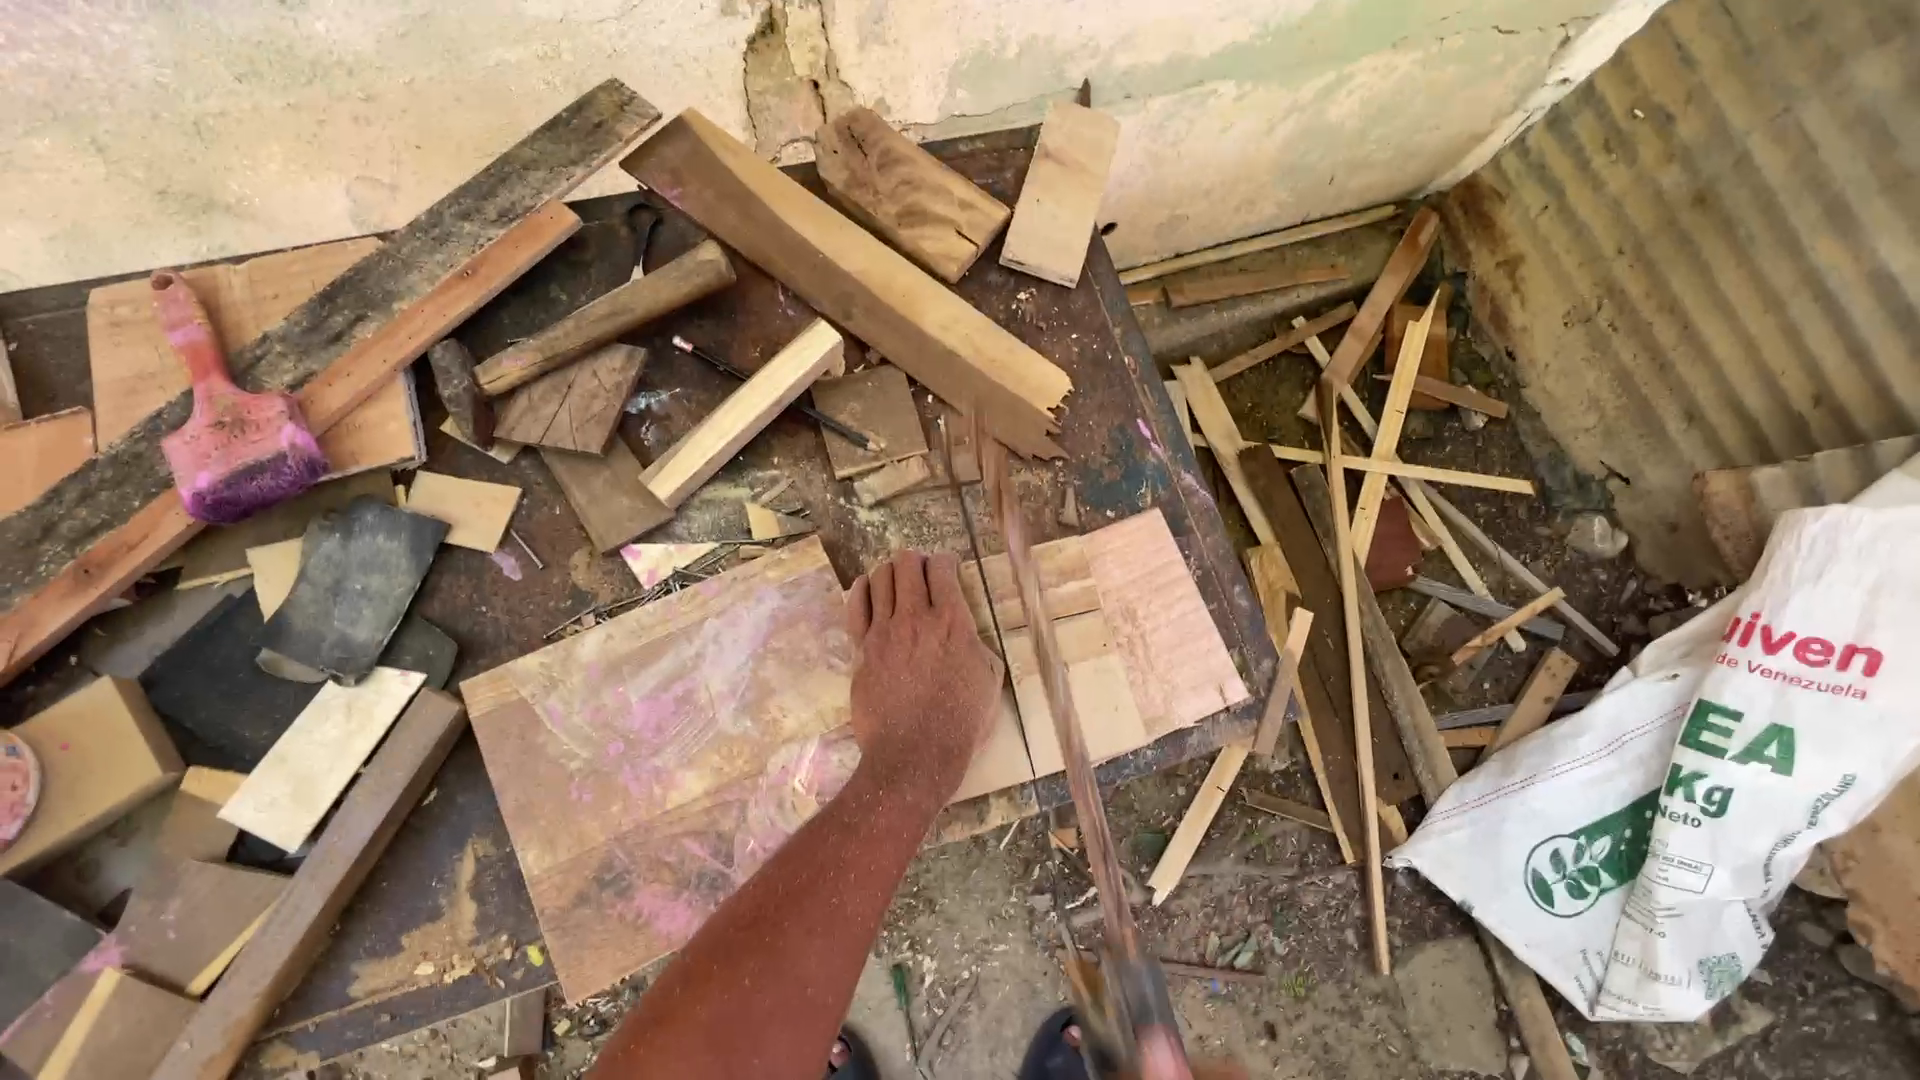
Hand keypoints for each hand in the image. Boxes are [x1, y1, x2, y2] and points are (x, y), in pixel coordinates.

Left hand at [845, 550, 1000, 799]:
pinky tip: (867, 588)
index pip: (942, 569)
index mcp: (953, 622)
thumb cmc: (960, 722)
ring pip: (880, 578)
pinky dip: (862, 589)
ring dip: (890, 573)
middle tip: (921, 574)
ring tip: (896, 582)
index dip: (945, 561)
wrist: (915, 754)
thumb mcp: (989, 678)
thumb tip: (965, 632)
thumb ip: (976, 644)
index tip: (947, 568)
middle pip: (907, 564)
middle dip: (915, 561)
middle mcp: (916, 617)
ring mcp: (884, 631)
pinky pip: (856, 605)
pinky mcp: (861, 648)